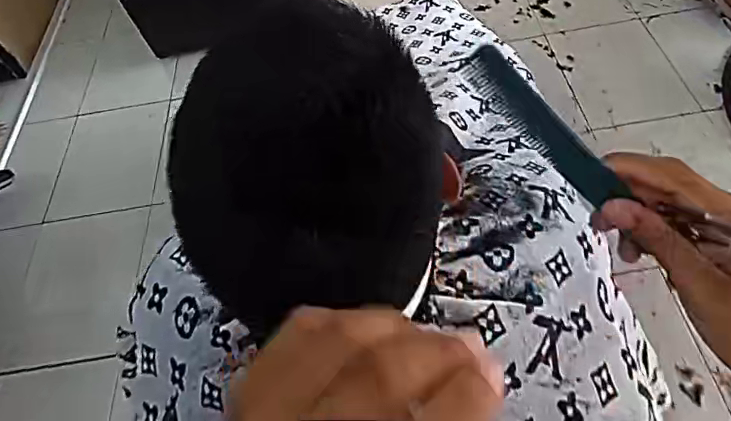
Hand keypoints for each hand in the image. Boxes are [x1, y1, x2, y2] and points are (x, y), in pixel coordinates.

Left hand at [231, 307, 503, 420]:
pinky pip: (296, 338)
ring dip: (394, 329)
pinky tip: (365, 329)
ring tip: (426, 337)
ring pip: (337, 341)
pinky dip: (338, 323)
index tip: (490, 380)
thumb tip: (473, 406)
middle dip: (440, 354)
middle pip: (380, 377)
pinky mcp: (240, 404)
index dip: (468, 396)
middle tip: (472, 354)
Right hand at [596, 156, 730, 420]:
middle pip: (673, 186)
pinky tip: (644, 249)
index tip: (599, 170)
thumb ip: (658, 241)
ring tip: (621, 241)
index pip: (674, 177)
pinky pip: (686, 222)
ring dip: (644, 216)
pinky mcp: (728, 239)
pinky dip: (660, 231)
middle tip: (600, 213)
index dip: (632, 169)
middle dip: (632, 195)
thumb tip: (617, 207)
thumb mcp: (700, 289)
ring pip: (675, 204)